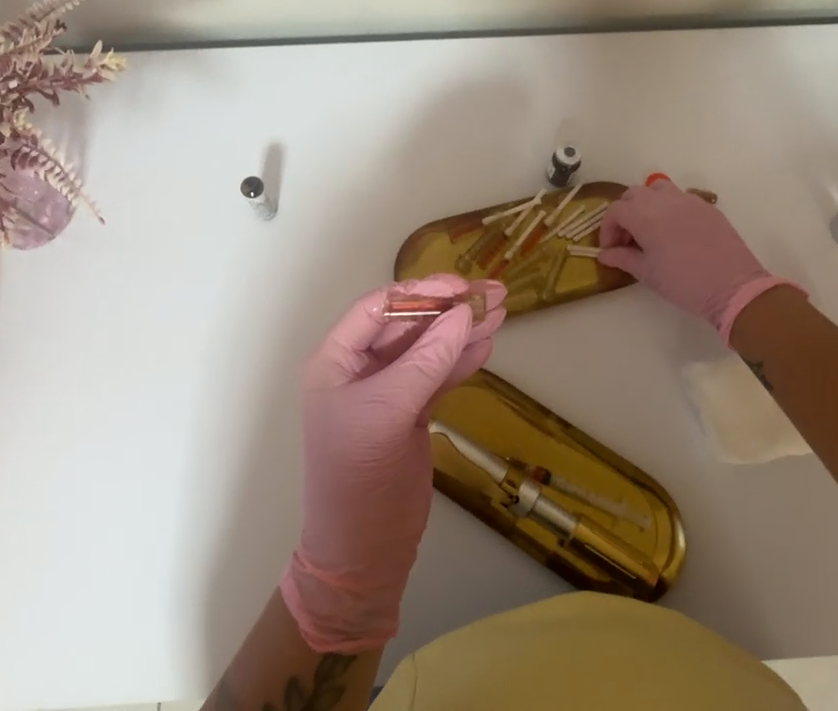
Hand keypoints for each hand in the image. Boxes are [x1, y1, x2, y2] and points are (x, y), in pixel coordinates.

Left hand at [280, 274, 506, 652]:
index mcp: (335, 361)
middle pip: (407, 324)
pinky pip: (438, 375)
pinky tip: (487, 344)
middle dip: (448, 307)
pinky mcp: (411, 413)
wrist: (364, 552)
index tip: (460, 286)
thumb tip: (463, 314)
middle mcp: (359, 369)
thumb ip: (425, 362)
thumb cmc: (358, 478)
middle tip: (493, 292)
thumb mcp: (386, 414)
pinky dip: (462, 359)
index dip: (418, 292)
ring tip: (501, 310)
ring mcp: (388, 392)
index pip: (377, 309)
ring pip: (428, 348)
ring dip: (462, 330)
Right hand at [599, 177, 799, 342]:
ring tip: (650, 229)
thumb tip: (606, 254)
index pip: (616, 210)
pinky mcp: (707, 207)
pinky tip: (676, 232)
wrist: (733, 287)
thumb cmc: (684, 283)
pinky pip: (681, 197)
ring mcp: (689, 200)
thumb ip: (623, 259)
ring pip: (658, 189)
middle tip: (628, 240)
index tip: (611, 249)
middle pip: (634, 195)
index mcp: (645, 216)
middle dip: (625, 214)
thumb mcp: (648, 274)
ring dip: (647, 204)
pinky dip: (670, 207)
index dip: (608, 229)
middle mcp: (665, 201)